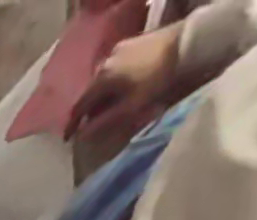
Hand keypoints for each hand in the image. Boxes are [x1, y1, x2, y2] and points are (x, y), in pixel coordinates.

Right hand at [65, 22, 184, 140]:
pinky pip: (114, 68)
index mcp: (101, 80)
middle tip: (90, 124)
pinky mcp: (133, 42)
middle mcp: (105, 62)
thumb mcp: (131, 107)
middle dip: (88, 109)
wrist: (189, 42)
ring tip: (106, 106)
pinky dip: (112, 82)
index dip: (72, 124)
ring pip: (102, 79)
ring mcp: (119, 49)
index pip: (79, 106)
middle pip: (90, 91)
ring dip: (101, 95)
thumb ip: (104, 122)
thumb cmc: (159, 79)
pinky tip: (120, 87)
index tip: (67, 138)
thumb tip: (82, 136)